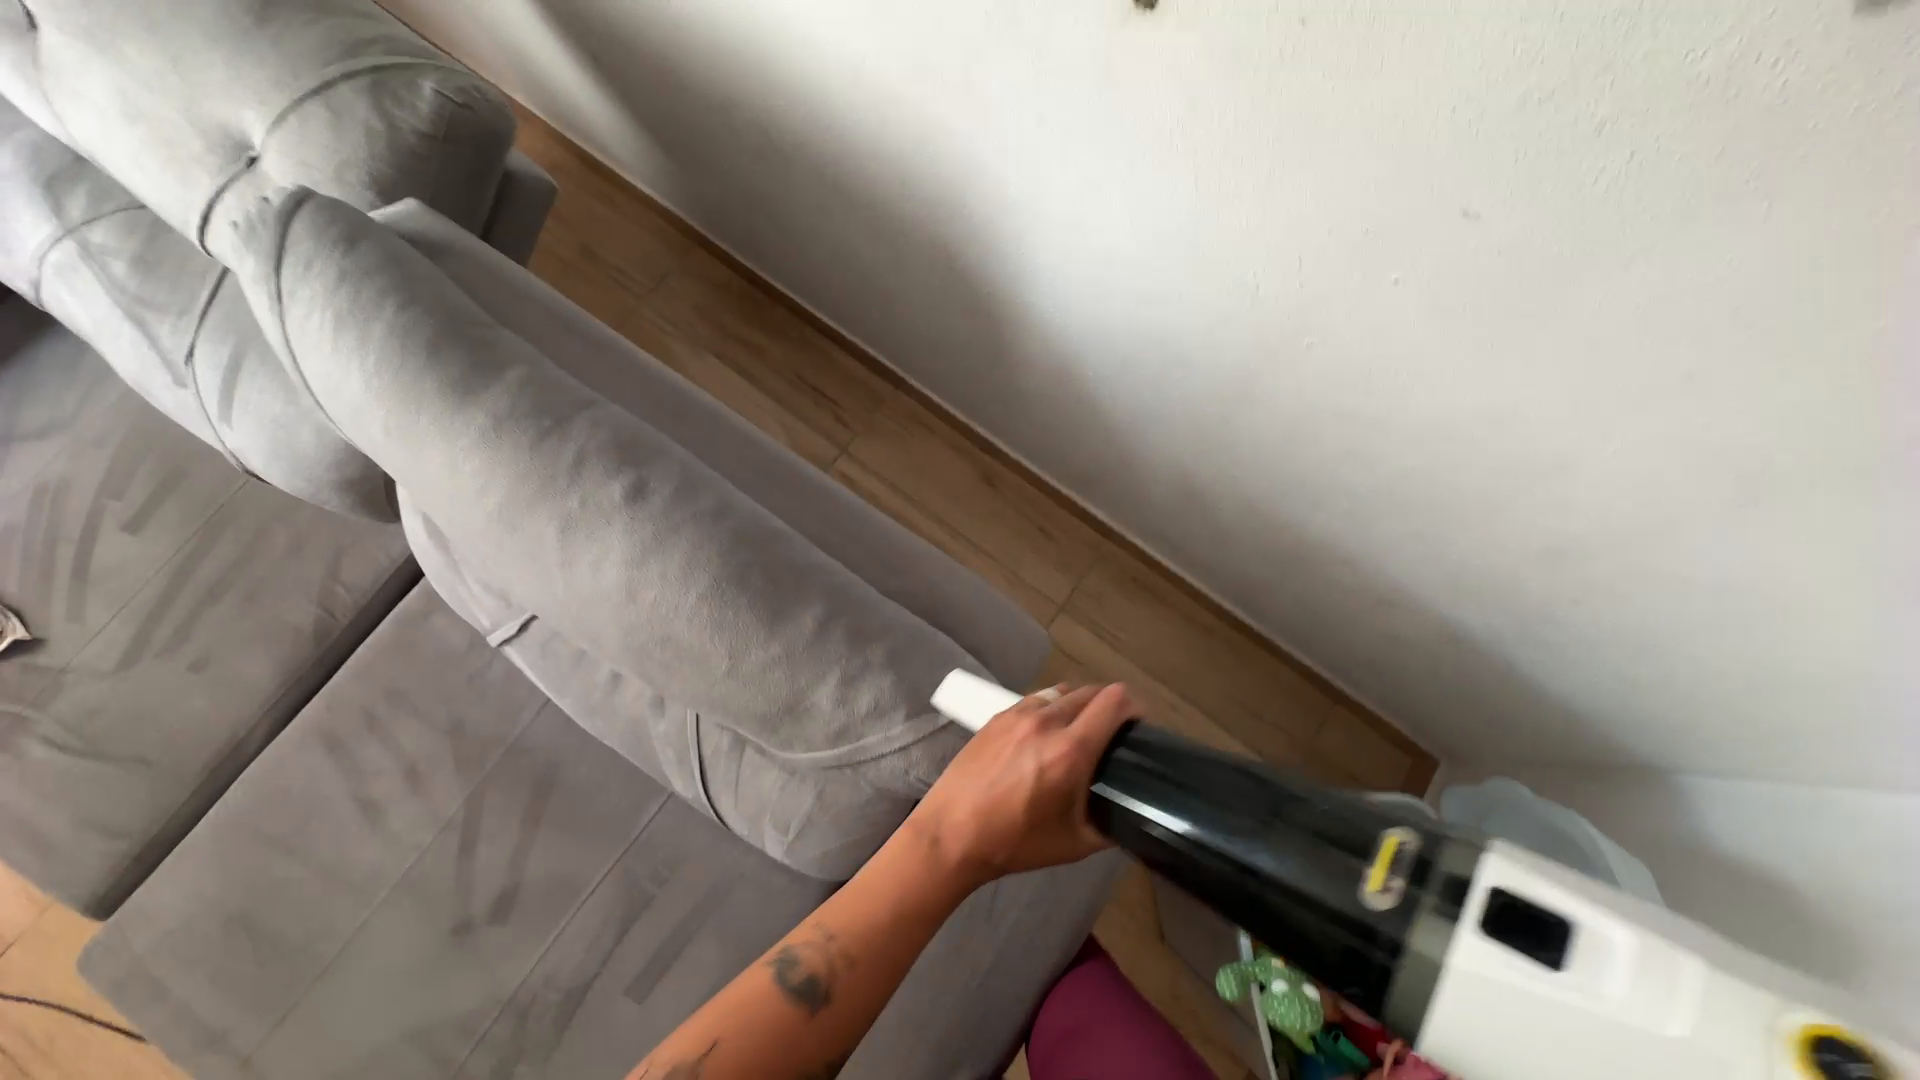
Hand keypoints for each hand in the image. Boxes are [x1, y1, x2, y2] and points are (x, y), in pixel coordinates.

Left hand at [905, 682, 1135, 889]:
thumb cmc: (1015, 842)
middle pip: (1091, 691)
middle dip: (1109, 707)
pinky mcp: (996, 717)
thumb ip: (1111, 825)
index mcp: (1071, 750)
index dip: (1135, 708)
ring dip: (1078, 705)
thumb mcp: (1075, 843)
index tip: (1139, 727)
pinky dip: (1050, 709)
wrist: (951, 834)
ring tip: (1079, 731)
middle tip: (1113, 734)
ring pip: (1062, 692)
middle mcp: (1046, 722)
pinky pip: (1035, 700)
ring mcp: (1018, 714)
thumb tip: (1130, 814)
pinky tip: (1045, 734)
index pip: (1115, 701)